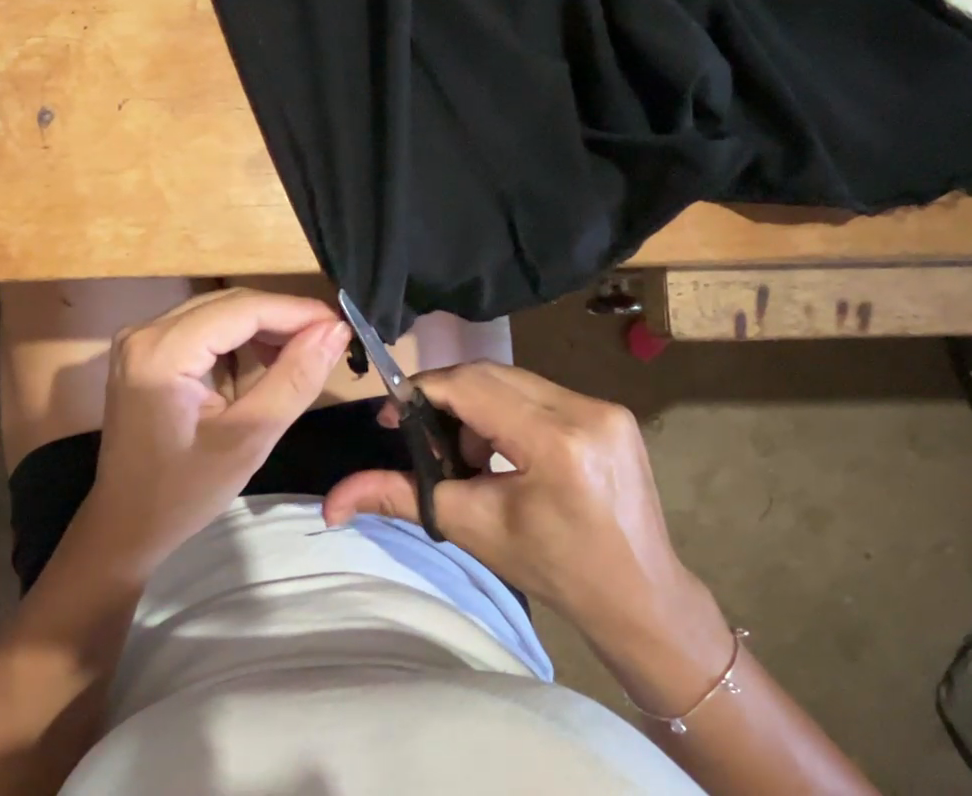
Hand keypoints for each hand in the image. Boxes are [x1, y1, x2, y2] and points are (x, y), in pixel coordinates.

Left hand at [80, 288, 352, 573]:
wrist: (126, 522)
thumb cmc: (185, 491)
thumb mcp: (249, 438)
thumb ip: (294, 379)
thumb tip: (335, 331)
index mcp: (161, 352)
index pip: (241, 309)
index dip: (295, 311)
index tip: (342, 326)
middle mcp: (144, 332)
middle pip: (227, 305)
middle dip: (281, 320)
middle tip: (330, 343)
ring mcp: (138, 340)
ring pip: (215, 314)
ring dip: (260, 330)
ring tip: (301, 357)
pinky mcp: (143, 352)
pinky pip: (199, 330)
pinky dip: (234, 342)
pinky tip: (262, 365)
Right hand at [322, 361, 715, 645]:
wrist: (640, 597)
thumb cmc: (554, 568)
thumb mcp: (471, 527)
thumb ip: (398, 498)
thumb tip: (330, 504)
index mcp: (554, 441)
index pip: (469, 385)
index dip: (421, 391)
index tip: (392, 417)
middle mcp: (586, 411)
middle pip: (489, 374)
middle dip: (445, 397)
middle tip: (421, 434)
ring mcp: (606, 409)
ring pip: (513, 379)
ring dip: (476, 405)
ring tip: (467, 455)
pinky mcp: (613, 414)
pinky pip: (540, 392)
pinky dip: (507, 411)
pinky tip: (503, 451)